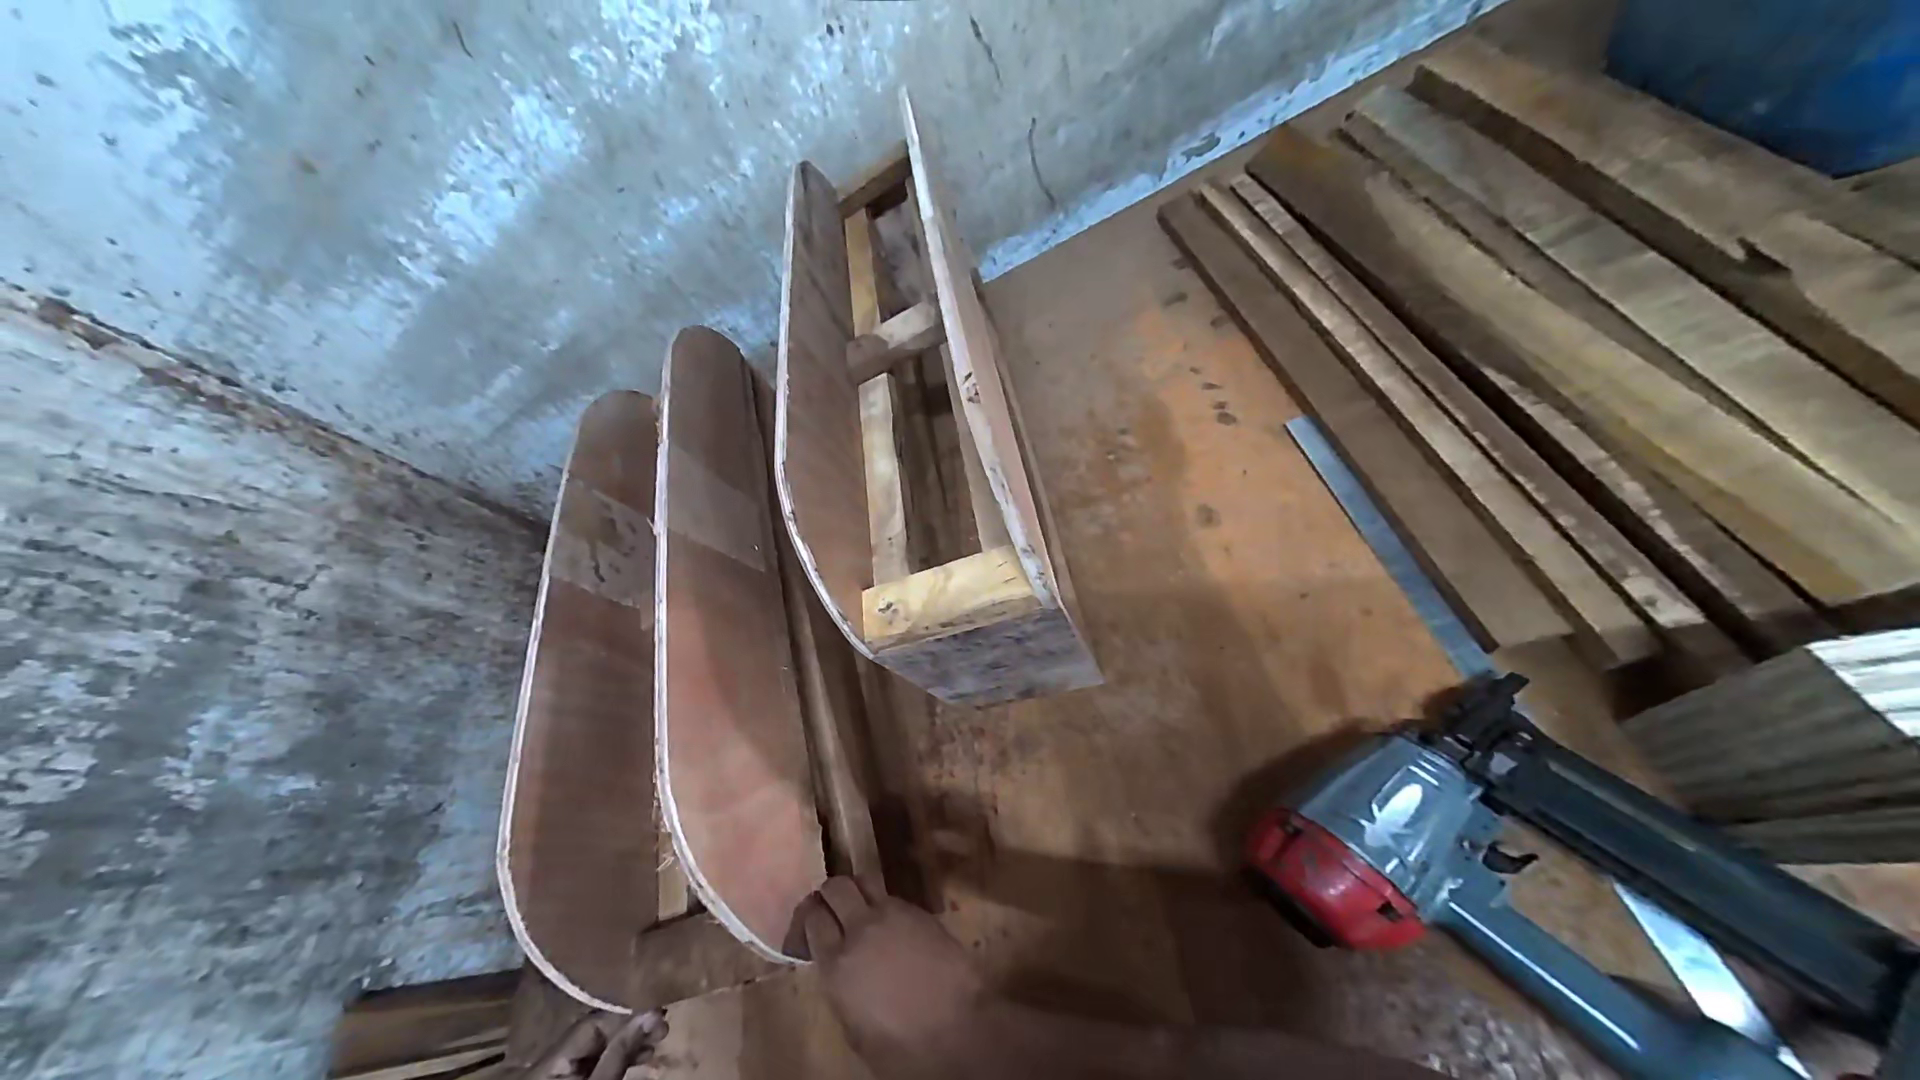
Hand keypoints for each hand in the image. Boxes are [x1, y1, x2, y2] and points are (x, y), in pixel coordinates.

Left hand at [521, 1010, 666, 1079]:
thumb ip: (622, 1051)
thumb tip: (652, 1012)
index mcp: (550, 1063)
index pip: (593, 1024)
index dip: (626, 1015)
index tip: (659, 1014)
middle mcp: (550, 1068)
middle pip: (595, 1038)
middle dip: (630, 1031)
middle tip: (662, 1030)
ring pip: (597, 1055)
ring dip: (628, 1048)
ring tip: (654, 1049)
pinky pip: (594, 1072)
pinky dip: (618, 1066)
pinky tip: (640, 1066)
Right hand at [794, 877, 987, 1061]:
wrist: (956, 1027)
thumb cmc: (901, 1046)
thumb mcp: (855, 1029)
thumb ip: (841, 988)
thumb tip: (839, 969)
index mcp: (837, 964)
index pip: (814, 920)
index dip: (811, 916)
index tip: (812, 919)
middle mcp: (860, 929)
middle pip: (837, 887)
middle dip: (831, 891)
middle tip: (831, 902)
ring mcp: (892, 914)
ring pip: (865, 880)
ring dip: (857, 888)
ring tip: (858, 901)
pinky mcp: (919, 910)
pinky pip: (892, 896)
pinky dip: (884, 902)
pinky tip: (889, 919)